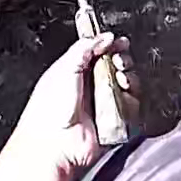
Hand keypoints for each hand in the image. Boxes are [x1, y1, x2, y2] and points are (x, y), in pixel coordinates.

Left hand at [4, 33, 137, 180]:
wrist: (53, 144)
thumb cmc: (49, 109)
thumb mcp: (64, 68)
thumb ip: (84, 47)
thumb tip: (105, 36)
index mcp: (76, 69)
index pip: (100, 50)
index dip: (111, 44)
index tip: (118, 42)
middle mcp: (91, 85)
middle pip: (118, 65)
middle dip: (122, 59)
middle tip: (118, 61)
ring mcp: (103, 103)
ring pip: (128, 84)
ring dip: (128, 78)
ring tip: (120, 79)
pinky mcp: (114, 121)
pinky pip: (131, 107)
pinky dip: (131, 100)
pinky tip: (122, 96)